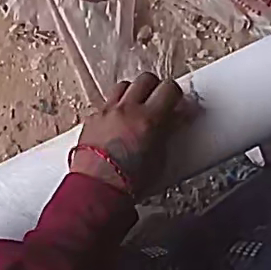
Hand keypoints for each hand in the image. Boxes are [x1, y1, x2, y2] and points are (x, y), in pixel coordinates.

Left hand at [71, 72, 188, 193]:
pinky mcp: (91, 119)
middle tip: (160, 102)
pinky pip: (105, 103)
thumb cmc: (128, 183)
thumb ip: (169, 132)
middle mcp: (126, 109)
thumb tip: (176, 120)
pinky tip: (117, 122)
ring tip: (137, 108)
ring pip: (123, 86)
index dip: (176, 95)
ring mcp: (106, 112)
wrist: (96, 190)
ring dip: (133, 93)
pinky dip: (114, 108)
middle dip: (155, 88)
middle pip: (146, 79)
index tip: (179, 105)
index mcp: (149, 119)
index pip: (169, 89)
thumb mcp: (160, 159)